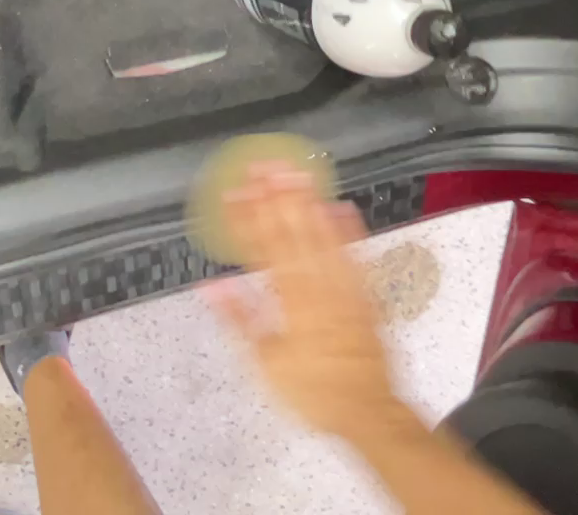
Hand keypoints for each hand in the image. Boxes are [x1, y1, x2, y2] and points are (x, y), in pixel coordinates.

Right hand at [204, 162, 407, 440]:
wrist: (366, 411)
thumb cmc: (312, 391)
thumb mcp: (263, 362)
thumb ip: (238, 318)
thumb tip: (211, 285)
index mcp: (288, 300)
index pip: (261, 247)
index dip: (245, 217)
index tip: (233, 190)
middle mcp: (316, 286)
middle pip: (291, 233)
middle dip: (274, 196)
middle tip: (264, 165)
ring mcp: (344, 286)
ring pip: (322, 235)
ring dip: (307, 202)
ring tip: (295, 171)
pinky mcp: (366, 293)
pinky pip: (357, 253)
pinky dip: (348, 228)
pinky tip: (340, 205)